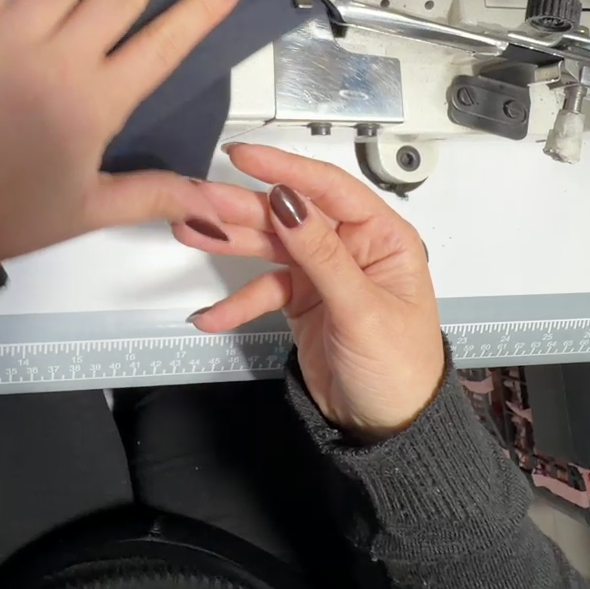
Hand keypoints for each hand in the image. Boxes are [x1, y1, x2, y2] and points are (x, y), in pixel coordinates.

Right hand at [176, 144, 444, 441]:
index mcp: (380, 235)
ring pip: (270, 245)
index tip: (244, 156)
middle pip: (289, 214)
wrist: (388, 432)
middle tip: (200, 197)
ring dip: (231, 242)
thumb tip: (288, 201)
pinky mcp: (300, 296)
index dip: (283, 168)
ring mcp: (321, 269)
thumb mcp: (361, 309)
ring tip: (189, 230)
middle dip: (244, 207)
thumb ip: (322, 253)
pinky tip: (210, 315)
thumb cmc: (399, 369)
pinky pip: (262, 288)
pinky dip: (236, 302)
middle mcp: (349, 243)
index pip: (328, 188)